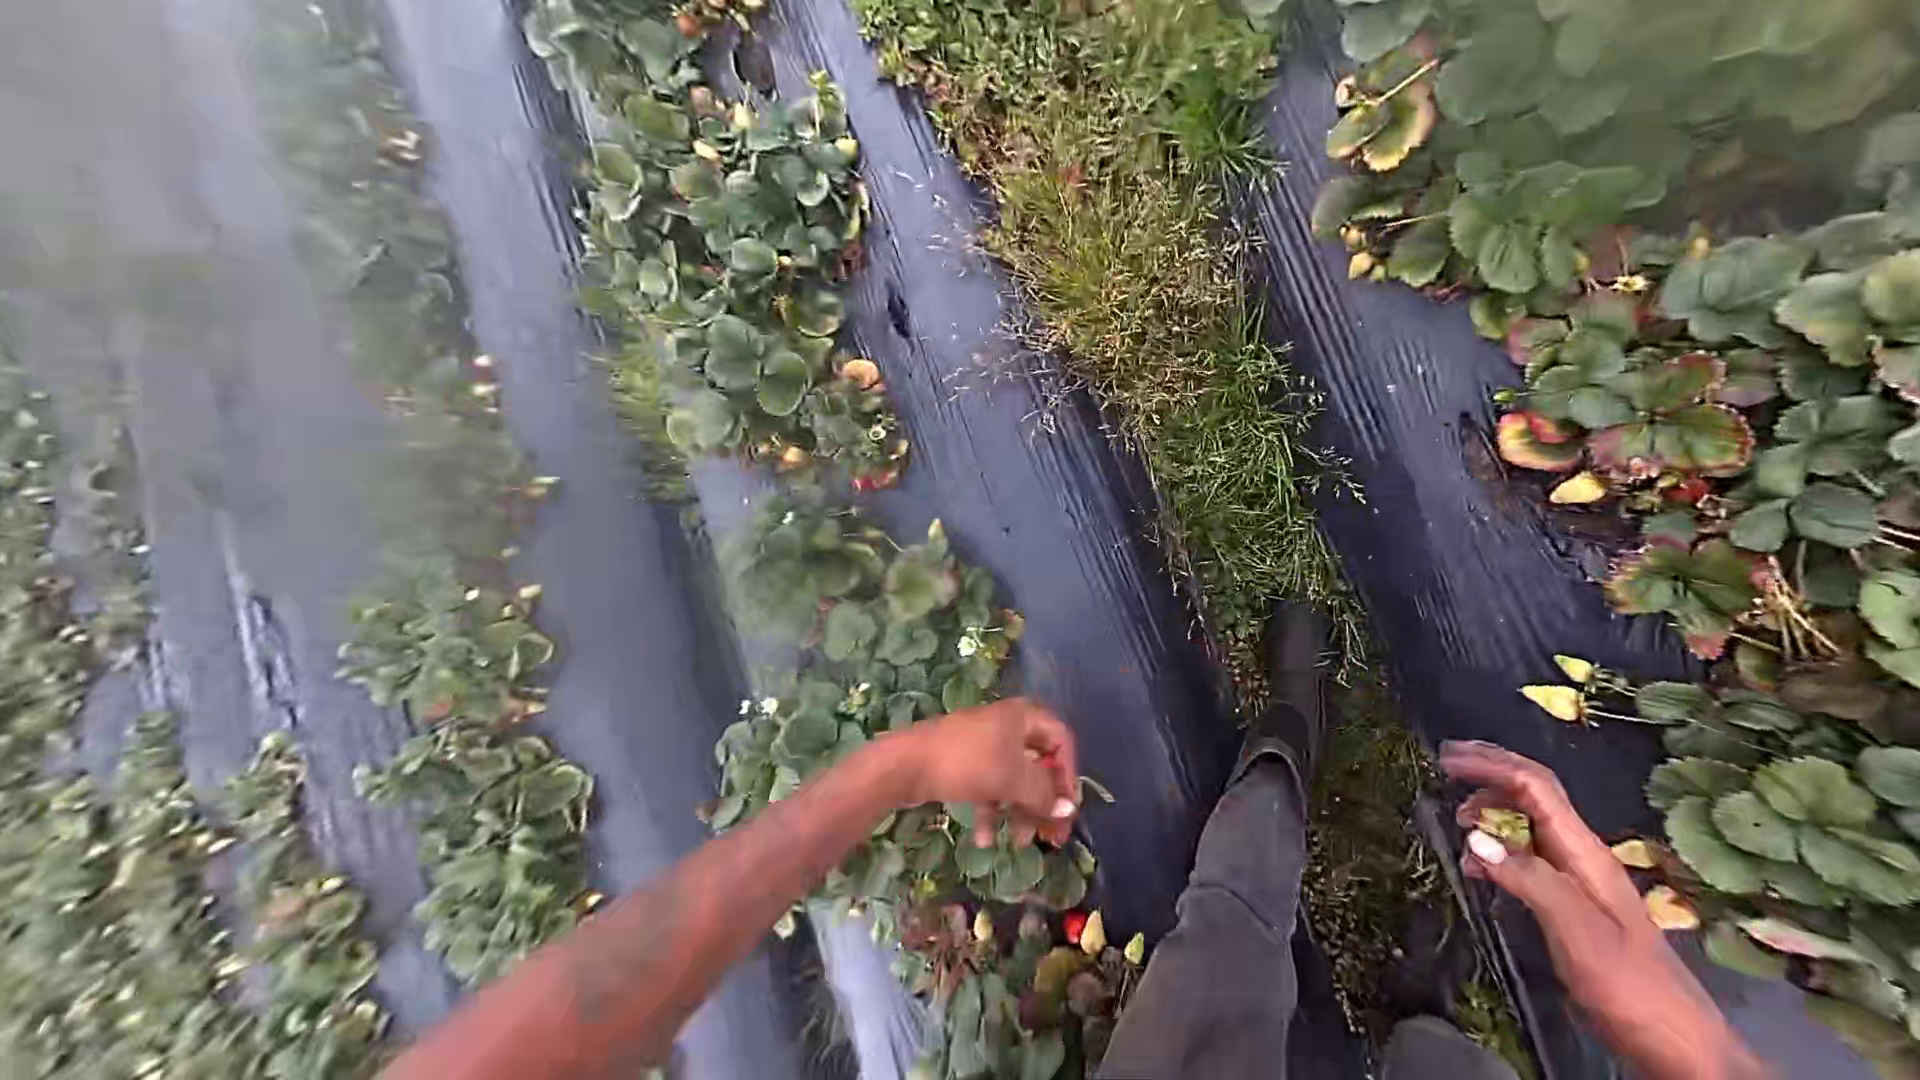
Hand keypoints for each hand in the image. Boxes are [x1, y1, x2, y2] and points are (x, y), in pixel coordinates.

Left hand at [884, 698, 1078, 848]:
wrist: (907, 763)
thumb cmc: (967, 763)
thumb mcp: (1012, 779)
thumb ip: (1043, 794)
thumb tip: (1067, 809)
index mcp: (1023, 717)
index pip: (1061, 741)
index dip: (1068, 774)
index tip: (1066, 807)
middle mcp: (1007, 726)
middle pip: (1038, 764)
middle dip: (1044, 802)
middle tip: (1052, 837)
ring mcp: (984, 744)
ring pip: (1013, 779)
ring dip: (1019, 811)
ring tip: (1020, 843)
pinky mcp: (964, 762)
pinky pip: (989, 785)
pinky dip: (991, 810)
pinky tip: (984, 839)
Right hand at [1441, 740, 1771, 1079]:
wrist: (1681, 1049)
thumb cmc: (1631, 986)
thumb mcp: (1576, 930)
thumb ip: (1528, 878)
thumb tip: (1473, 836)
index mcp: (1584, 852)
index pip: (1534, 786)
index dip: (1489, 765)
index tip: (1446, 760)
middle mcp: (1579, 853)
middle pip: (1532, 792)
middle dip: (1489, 769)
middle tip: (1445, 763)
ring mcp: (1574, 876)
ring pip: (1524, 820)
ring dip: (1486, 809)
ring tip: (1455, 823)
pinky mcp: (1565, 898)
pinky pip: (1522, 852)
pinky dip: (1492, 845)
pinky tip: (1475, 865)